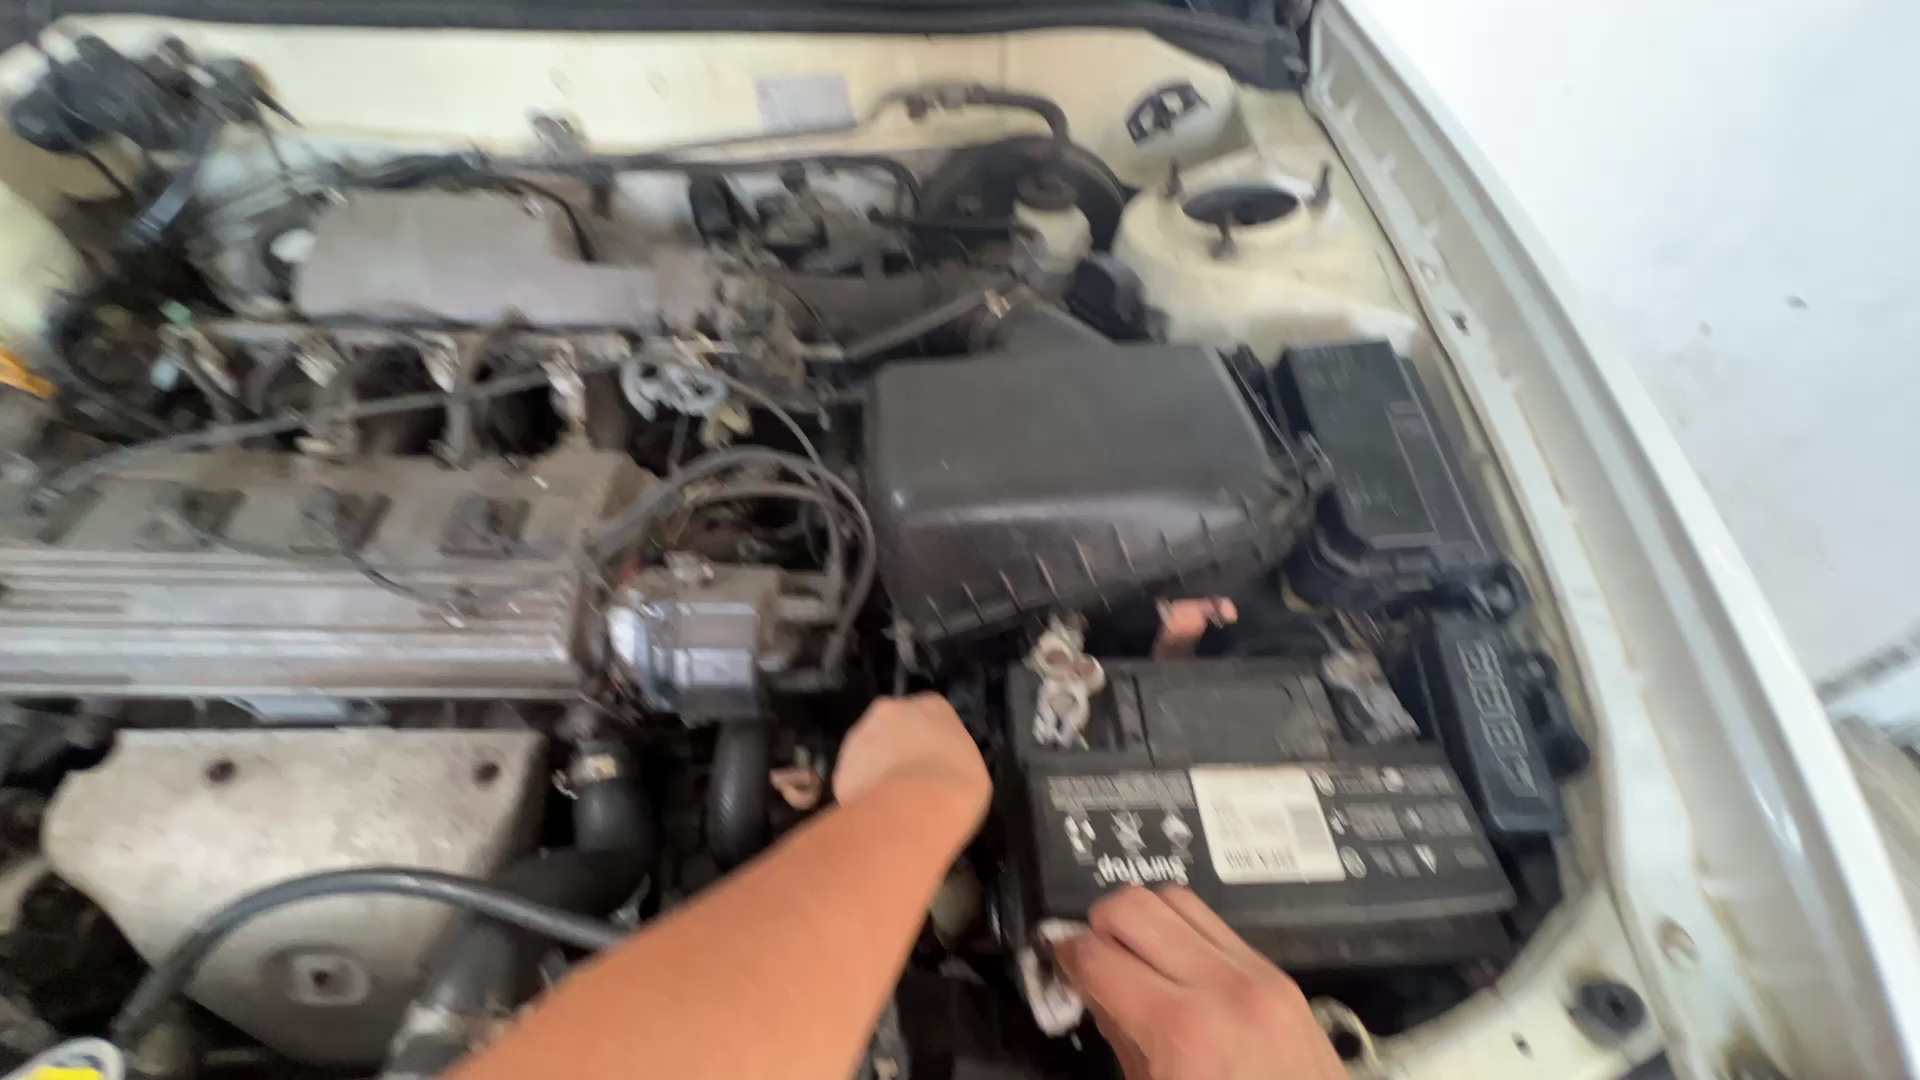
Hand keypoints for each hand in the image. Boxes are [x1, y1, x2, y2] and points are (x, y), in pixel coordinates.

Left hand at [833, 693, 990, 813]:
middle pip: (893, 726)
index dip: (930, 740)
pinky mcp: (840, 767)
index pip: (930, 714)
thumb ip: (949, 754)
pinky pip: (853, 780)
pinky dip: (861, 793)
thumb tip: (936, 766)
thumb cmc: (958, 783)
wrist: (917, 807)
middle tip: (912, 780)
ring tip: (893, 802)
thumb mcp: (969, 763)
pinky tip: (876, 813)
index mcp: (930, 704)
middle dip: (898, 748)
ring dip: (877, 769)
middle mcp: (891, 709)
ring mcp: (860, 735)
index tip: (934, 762)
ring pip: (868, 751)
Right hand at [1054, 886, 1344, 1079]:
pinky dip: (1182, 930)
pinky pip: (1212, 921)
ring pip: (1172, 897)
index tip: (1060, 960)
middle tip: (1096, 956)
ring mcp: (1256, 974)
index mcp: (1182, 1032)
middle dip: (1100, 924)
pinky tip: (1177, 962)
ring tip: (1136, 952)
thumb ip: (1117, 1032)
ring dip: (1142, 918)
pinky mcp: (1278, 973)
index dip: (1065, 954)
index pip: (1096, 955)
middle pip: (1132, 905)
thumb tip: (1091, 982)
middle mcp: (1219, 987)